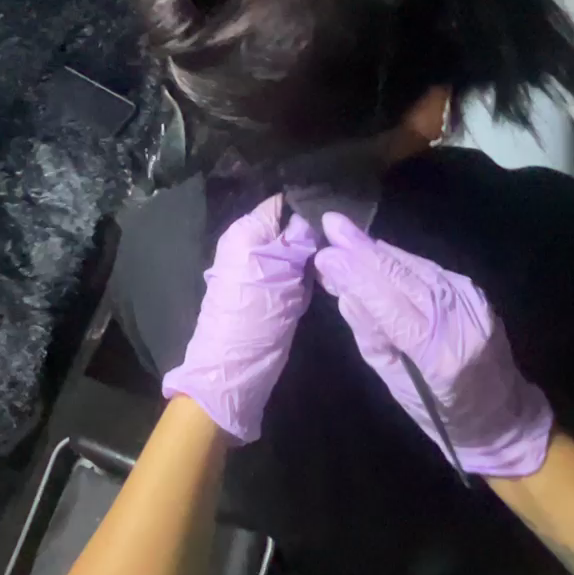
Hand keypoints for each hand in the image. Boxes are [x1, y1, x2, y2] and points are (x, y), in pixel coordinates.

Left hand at [161, 196, 317, 443]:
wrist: (232, 371)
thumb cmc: (258, 318)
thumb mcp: (286, 274)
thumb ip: (298, 240)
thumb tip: (310, 216)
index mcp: (246, 229)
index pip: (280, 203)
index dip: (306, 206)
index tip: (336, 215)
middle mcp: (243, 240)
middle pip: (283, 224)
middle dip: (308, 231)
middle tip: (342, 241)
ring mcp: (248, 265)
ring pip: (285, 247)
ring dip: (305, 253)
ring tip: (337, 257)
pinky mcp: (255, 288)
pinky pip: (281, 267)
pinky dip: (297, 271)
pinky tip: (318, 277)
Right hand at [312, 212, 553, 476]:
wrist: (504, 414)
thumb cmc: (441, 412)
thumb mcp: (395, 383)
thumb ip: (370, 335)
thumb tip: (344, 292)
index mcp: (439, 354)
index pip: (389, 306)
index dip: (356, 278)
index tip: (325, 255)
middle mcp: (459, 319)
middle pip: (401, 275)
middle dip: (362, 249)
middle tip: (330, 224)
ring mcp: (470, 299)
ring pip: (413, 264)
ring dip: (375, 249)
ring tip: (341, 234)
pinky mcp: (472, 288)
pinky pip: (424, 267)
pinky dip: (394, 259)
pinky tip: (372, 251)